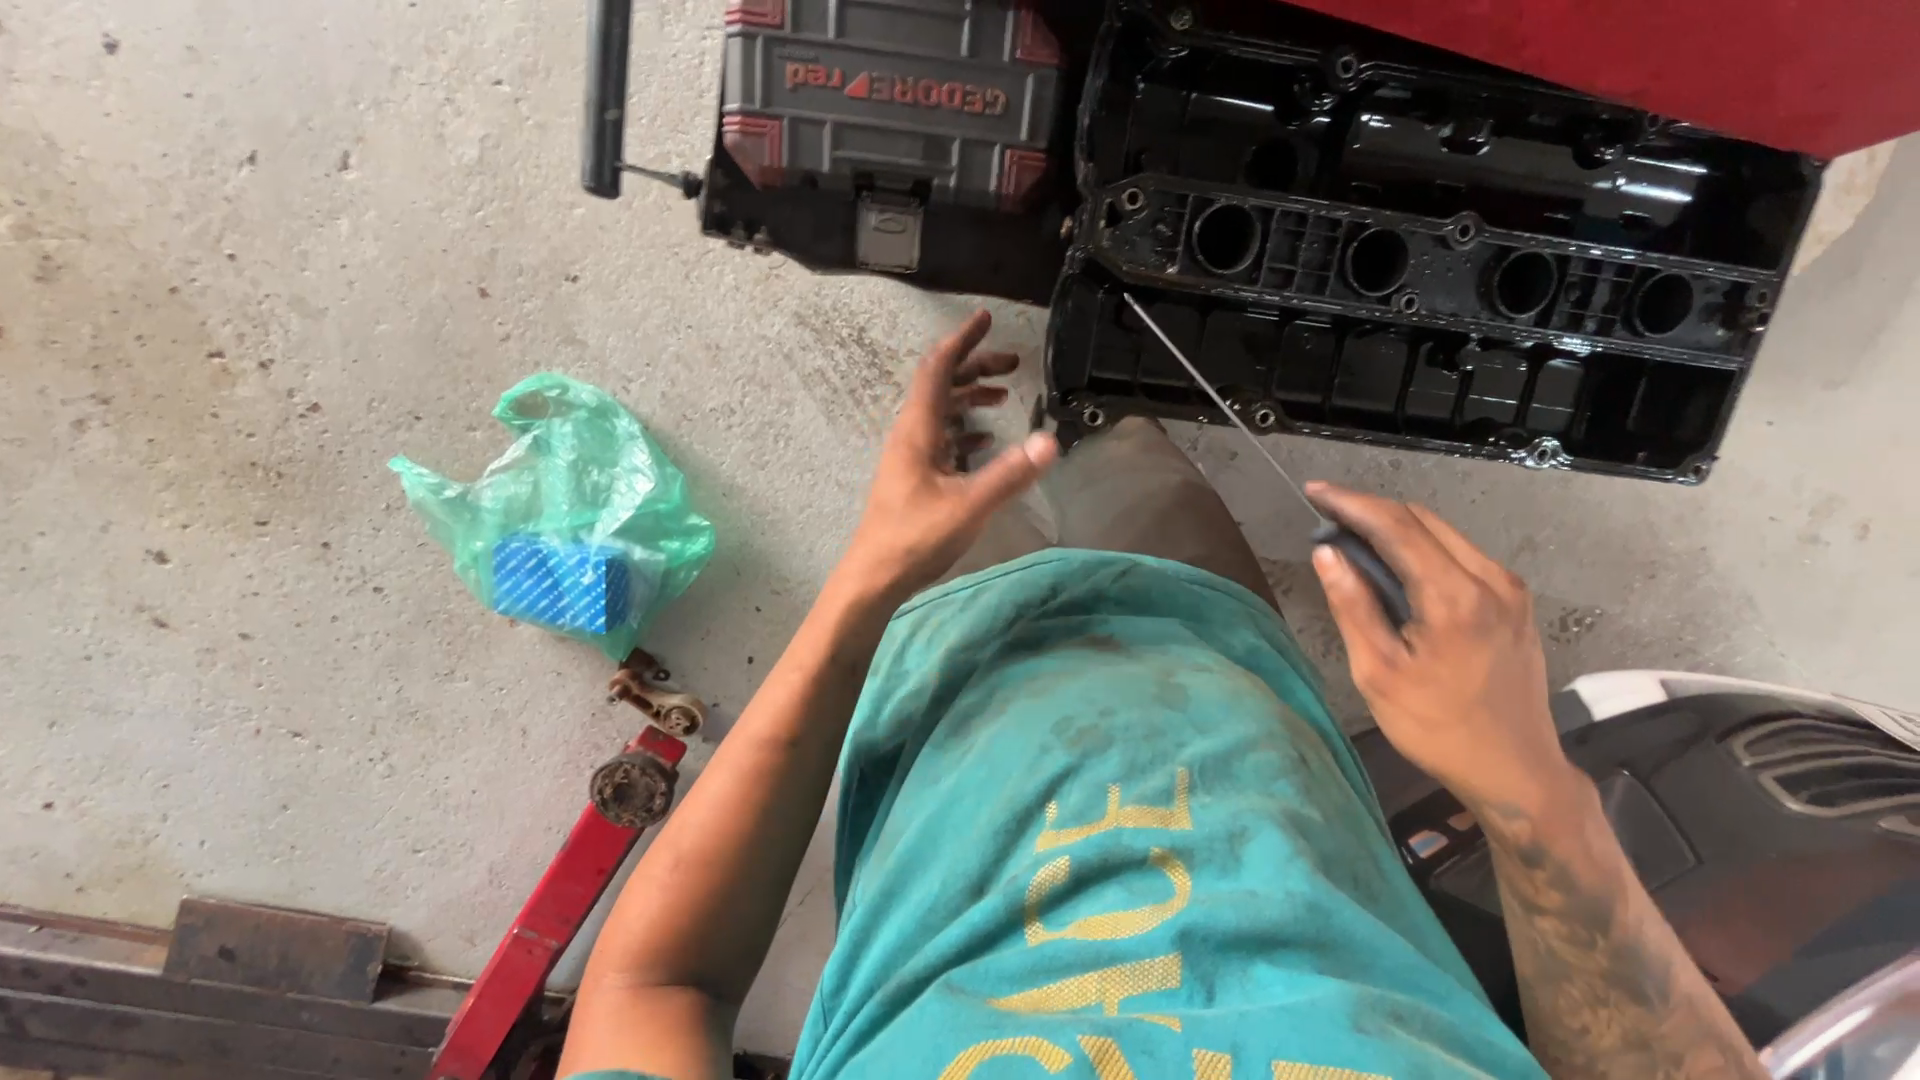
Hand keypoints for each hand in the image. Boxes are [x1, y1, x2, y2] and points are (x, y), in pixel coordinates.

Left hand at [837, 310, 1058, 600]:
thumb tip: (1052, 441)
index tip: (986, 318)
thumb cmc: (915, 538)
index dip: (963, 340)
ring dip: (972, 397)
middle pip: (942, 385)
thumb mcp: (968, 506)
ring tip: (1005, 396)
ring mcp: (910, 456)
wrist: (874, 576)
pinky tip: (986, 440)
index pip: (939, 369)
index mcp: (918, 430)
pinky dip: (966, 429)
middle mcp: (911, 434)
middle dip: (975, 367)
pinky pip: (942, 438)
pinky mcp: (915, 477)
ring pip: (942, 412)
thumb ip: (1010, 474)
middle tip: (1012, 363)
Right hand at [1306, 483, 1574, 813]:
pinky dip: (1420, 547)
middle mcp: (1490, 580)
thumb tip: (1326, 552)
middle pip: (1422, 520)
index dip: (1351, 503)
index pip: (1396, 526)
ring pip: (1443, 533)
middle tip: (1325, 517)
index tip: (1314, 492)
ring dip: (1395, 527)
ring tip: (1351, 538)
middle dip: (1370, 510)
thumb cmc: (1436, 726)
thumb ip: (1352, 605)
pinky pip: (1460, 554)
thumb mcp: (1378, 671)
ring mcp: (1508, 589)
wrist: (1515, 769)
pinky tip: (1394, 565)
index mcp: (1455, 596)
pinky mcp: (1514, 601)